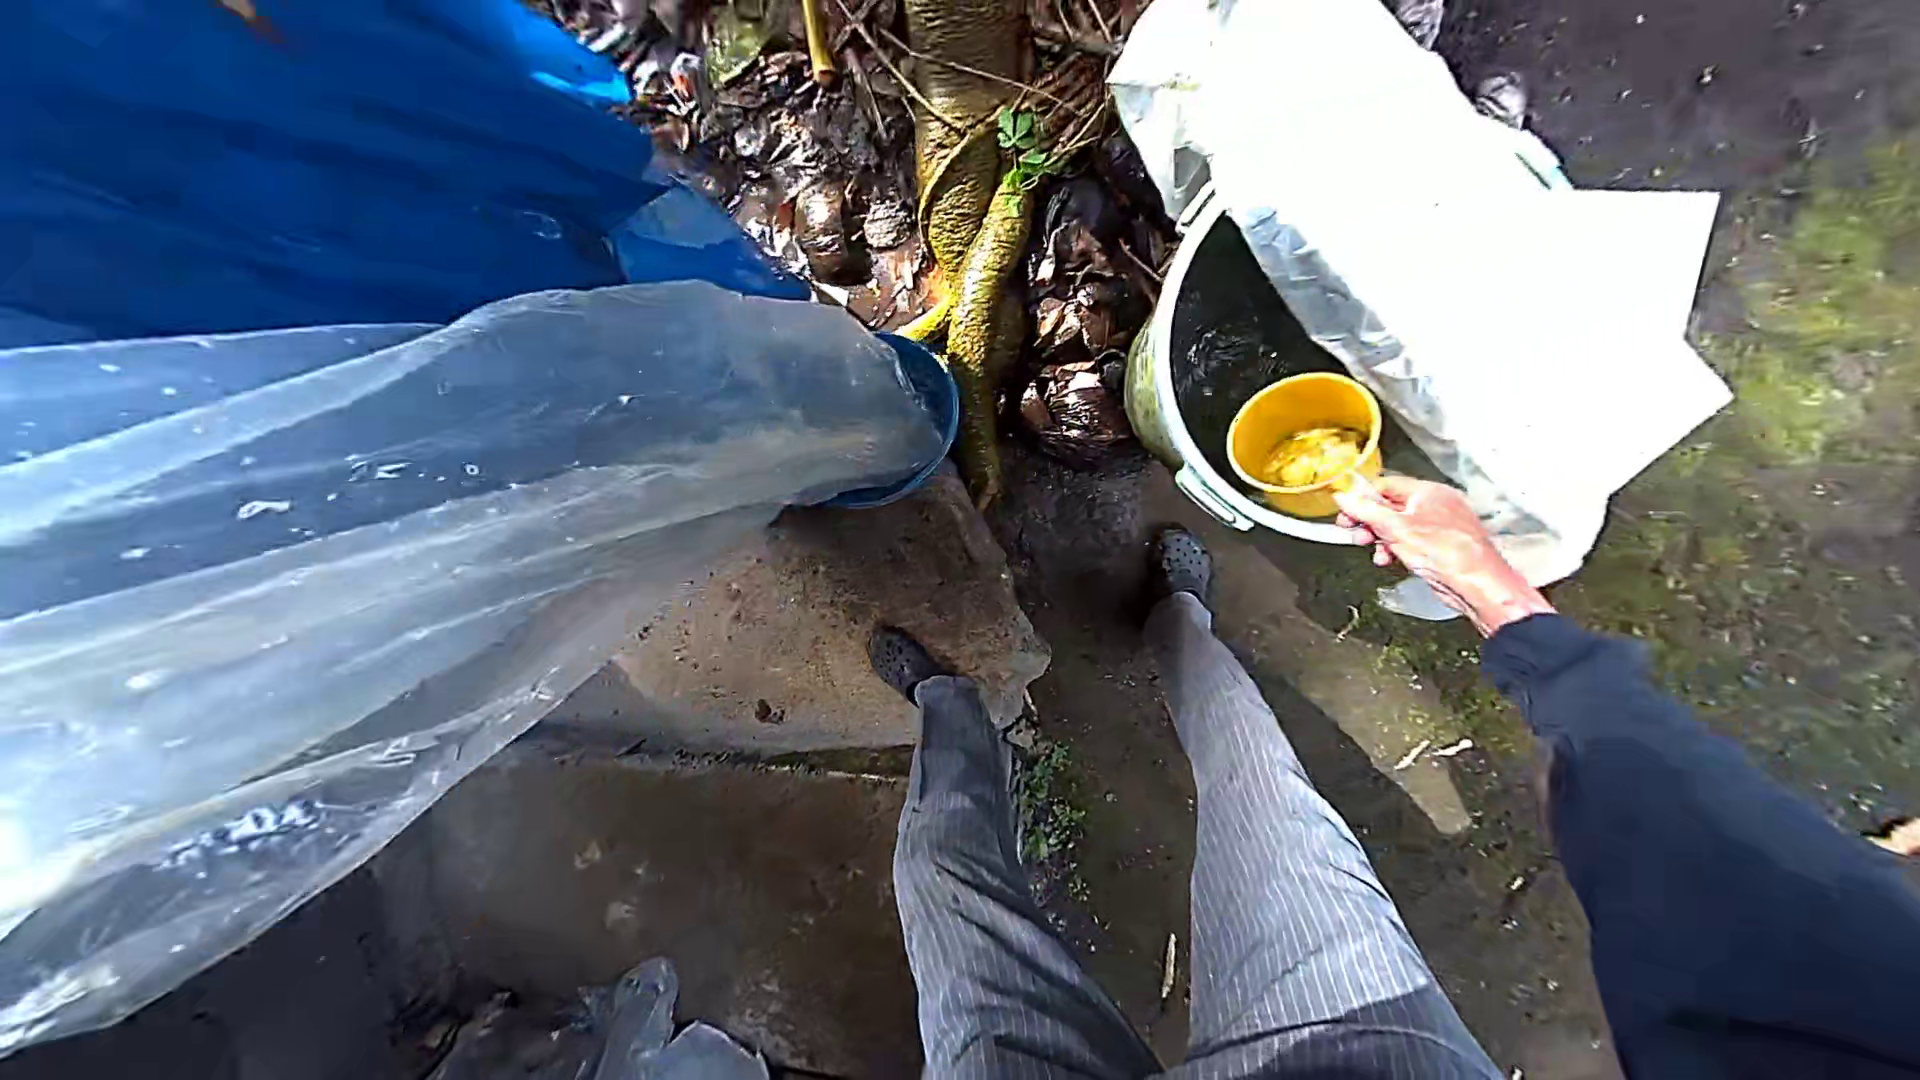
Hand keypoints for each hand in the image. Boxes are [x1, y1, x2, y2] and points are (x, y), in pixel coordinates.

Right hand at [1334, 475, 1555, 636]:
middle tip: (1356, 534)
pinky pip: (1407, 540)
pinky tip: (1387, 560)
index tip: (1345, 514)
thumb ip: (1364, 510)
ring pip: (1395, 526)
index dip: (1362, 499)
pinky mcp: (1437, 545)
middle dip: (1368, 522)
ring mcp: (1437, 525)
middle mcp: (1434, 505)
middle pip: (1388, 506)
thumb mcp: (1394, 527)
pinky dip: (1393, 549)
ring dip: (1378, 538)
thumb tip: (1342, 497)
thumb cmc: (1444, 552)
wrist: (1476, 584)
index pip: (1384, 485)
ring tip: (1373, 551)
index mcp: (1428, 492)